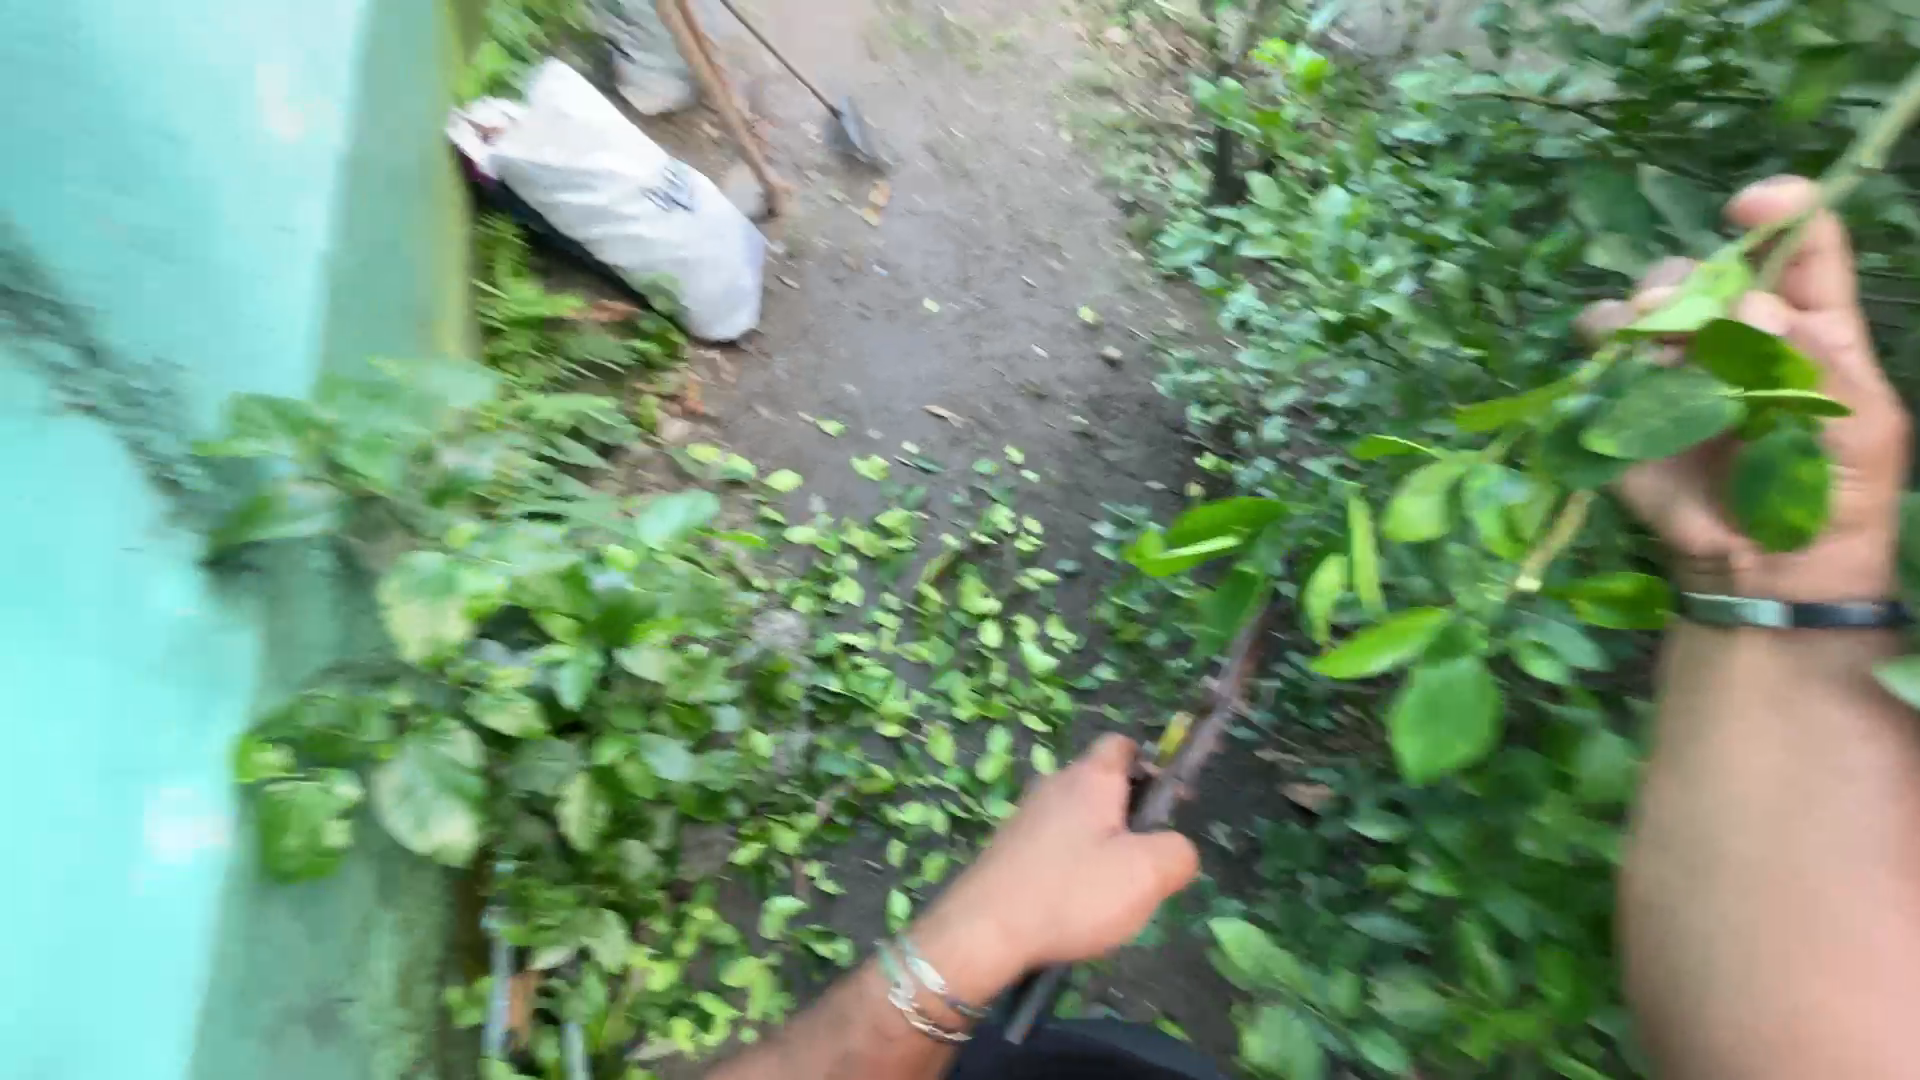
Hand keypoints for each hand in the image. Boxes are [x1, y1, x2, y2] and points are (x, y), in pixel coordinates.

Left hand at [913, 735, 1199, 988]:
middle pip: (1101, 781)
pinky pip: (1054, 840)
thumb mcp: (1147, 874)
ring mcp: (1027, 812)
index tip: (1165, 805)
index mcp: (1091, 777)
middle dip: (1128, 812)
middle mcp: (1055, 782)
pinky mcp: (1010, 844)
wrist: (986, 927)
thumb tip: (1176, 846)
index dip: (1149, 766)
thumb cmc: (1073, 892)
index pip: (1121, 744)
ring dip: (1100, 840)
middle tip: (1146, 859)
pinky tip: (1074, 901)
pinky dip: (1071, 860)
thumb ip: (1178, 851)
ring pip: (1077, 813)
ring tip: (1112, 889)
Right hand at [1579, 175, 1909, 601]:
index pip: (1795, 251)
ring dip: (1630, 315)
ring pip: (1631, 314)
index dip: (1777, 214)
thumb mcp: (1855, 425)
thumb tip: (1749, 307)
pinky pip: (1593, 370)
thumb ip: (1814, 363)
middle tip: (1675, 318)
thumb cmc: (1826, 491)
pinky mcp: (1617, 411)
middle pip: (1694, 277)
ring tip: (1638, 342)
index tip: (1748, 205)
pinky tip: (1608, 374)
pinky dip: (1595, 361)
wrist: (1757, 560)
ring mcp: (1665, 375)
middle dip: (1683, 282)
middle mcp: (1725, 341)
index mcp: (1803, 330)